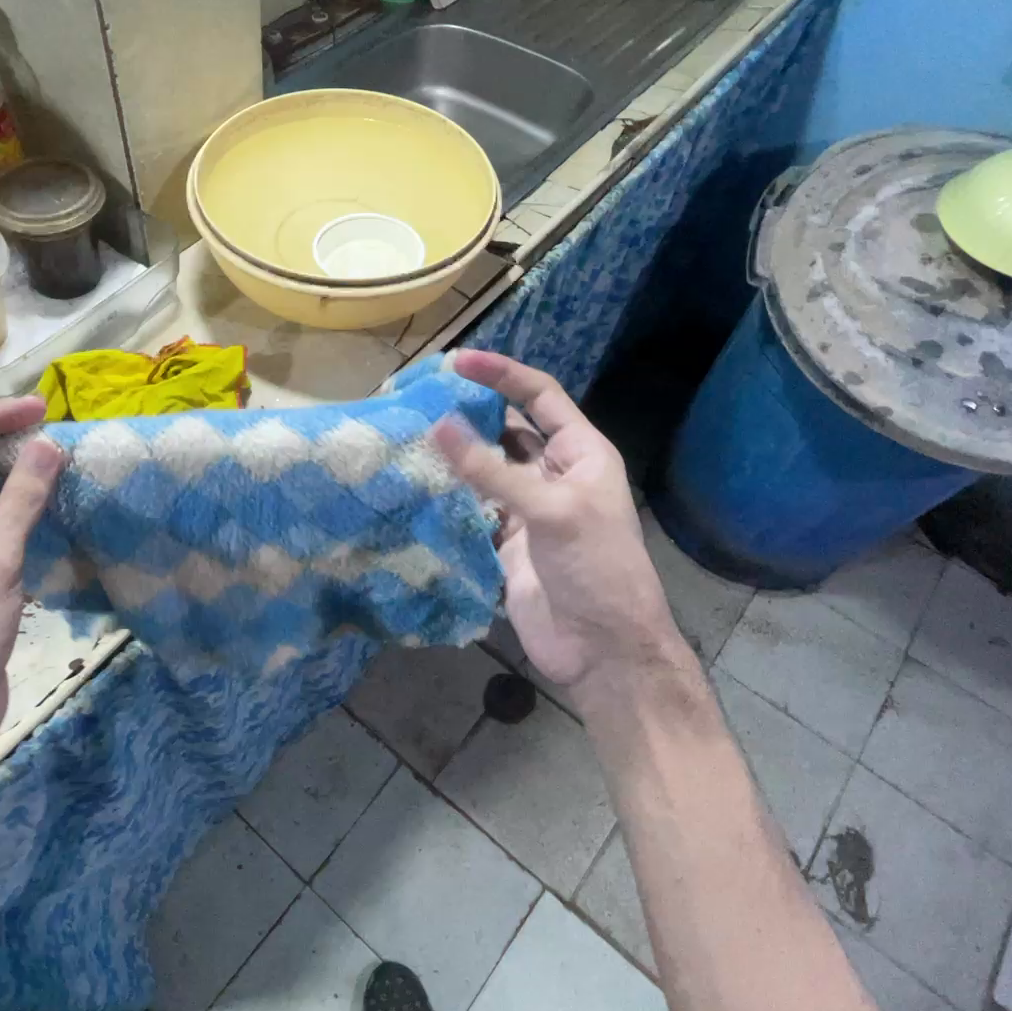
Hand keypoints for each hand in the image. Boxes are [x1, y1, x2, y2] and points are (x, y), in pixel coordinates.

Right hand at [433, 351, 692, 700]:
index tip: (458, 362)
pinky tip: (418, 488)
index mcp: (581, 454)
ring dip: (455, 457)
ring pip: (485, 471)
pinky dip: (448, 499)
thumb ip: (491, 470)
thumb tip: (439, 424)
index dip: (502, 375)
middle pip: (507, 431)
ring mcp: (527, 511)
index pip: (540, 397)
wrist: (602, 648)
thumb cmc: (595, 568)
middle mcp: (553, 475)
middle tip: (420, 399)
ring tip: (409, 438)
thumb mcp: (550, 510)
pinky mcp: (504, 544)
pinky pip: (472, 510)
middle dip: (470, 413)